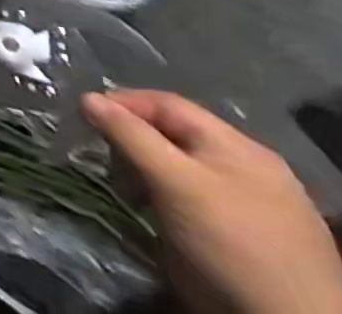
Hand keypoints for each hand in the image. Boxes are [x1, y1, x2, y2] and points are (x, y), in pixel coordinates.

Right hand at [82, 90, 341, 313]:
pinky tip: (158, 215)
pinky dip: (169, 199)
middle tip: (104, 159)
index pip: (167, 104)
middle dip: (133, 140)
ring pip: (186, 170)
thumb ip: (130, 136)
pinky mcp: (252, 240)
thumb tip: (88, 97)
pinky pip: (198, 201)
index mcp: (238, 146)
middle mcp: (249, 168)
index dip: (123, 103)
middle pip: (176, 135)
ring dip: (148, 172)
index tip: (85, 117)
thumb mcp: (174, 182)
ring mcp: (256, 206)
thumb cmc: (232, 243)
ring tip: (127, 190)